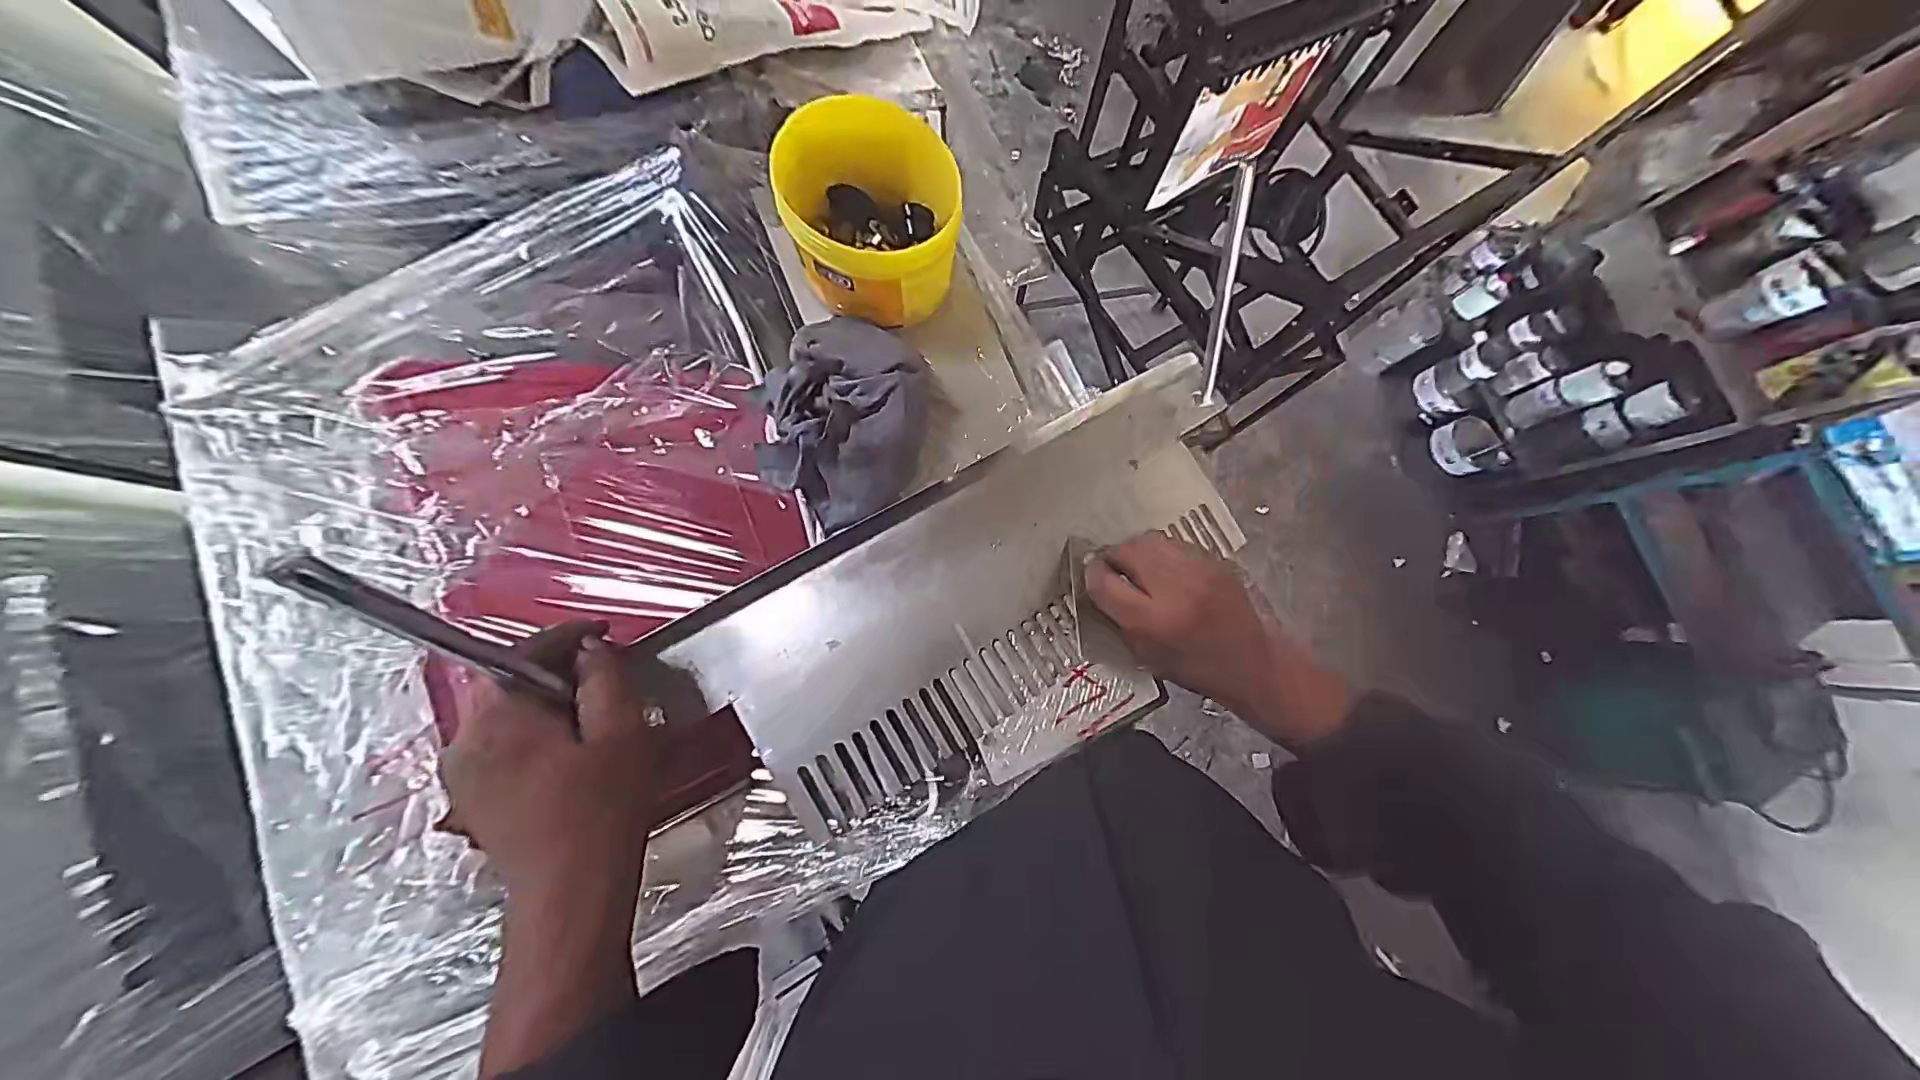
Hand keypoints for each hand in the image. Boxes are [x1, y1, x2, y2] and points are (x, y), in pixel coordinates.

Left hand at [439, 620, 660, 902]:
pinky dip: (535, 732)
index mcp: (500, 719)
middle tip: (604, 678)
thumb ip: (605, 680)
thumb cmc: (603, 810)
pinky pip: (501, 743)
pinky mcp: (472, 796)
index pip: (525, 653)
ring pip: (507, 713)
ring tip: (593, 717)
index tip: (602, 633)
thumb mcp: (622, 734)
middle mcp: (466, 740)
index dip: (567, 635)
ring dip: (547, 703)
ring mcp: (463, 772)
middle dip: (558, 672)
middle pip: (511, 682)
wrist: (571, 894)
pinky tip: (571, 752)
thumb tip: (589, 650)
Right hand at [1085, 532, 1352, 746]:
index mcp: (1153, 621)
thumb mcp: (1146, 655)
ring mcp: (1198, 569)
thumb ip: (1118, 618)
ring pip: (1150, 540)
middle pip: (1126, 550)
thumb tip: (1097, 583)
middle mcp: (1175, 588)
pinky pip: (1174, 544)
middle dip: (1113, 556)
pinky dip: (1162, 553)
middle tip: (1112, 569)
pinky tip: (1164, 569)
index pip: (1104, 582)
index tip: (1091, 577)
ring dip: (1136, 551)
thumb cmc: (1195, 669)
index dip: (1091, 575)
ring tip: (1137, 567)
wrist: (1254, 664)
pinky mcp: (1215, 560)